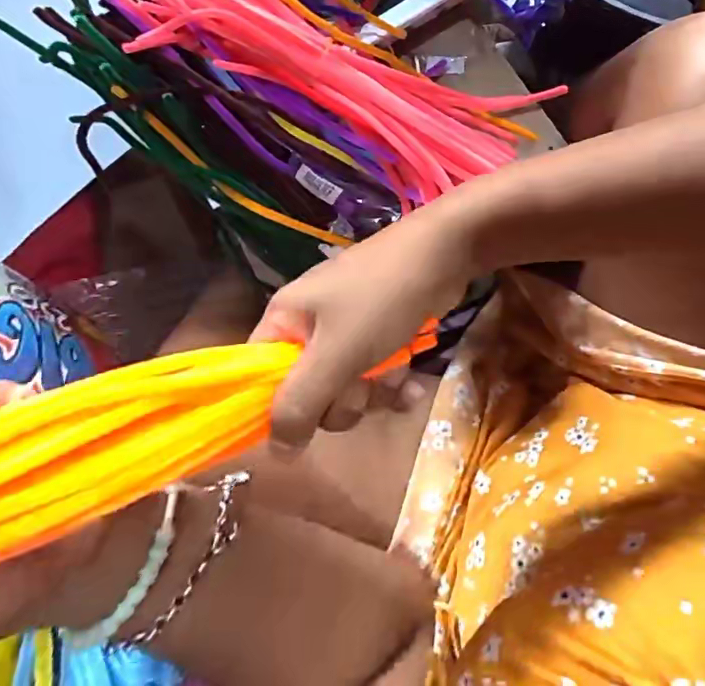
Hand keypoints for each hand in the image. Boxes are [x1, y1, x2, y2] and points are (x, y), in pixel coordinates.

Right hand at [251, 206, 478, 450]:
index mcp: (286, 320)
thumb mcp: (336, 353)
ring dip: (375, 392)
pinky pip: (378, 376)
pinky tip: (414, 386)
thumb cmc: (382, 298)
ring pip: (348, 389)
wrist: (444, 252)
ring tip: (396, 371)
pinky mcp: (382, 334)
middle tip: (361, 381)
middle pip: (310, 392)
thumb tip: (276, 452)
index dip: (278, 407)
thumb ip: (301, 403)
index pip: (259, 377)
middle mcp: (312, 326)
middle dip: (343, 399)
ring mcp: (349, 329)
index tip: (305, 421)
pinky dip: (395, 384)